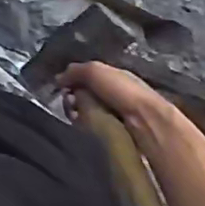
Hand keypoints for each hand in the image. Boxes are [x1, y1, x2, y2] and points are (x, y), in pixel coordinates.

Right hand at [57, 62, 192, 139]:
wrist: (146, 122)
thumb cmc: (122, 90)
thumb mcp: (95, 70)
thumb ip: (76, 71)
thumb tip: (58, 79)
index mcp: (113, 77)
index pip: (85, 78)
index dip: (73, 81)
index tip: (64, 88)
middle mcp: (114, 95)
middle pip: (84, 96)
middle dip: (74, 99)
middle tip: (70, 105)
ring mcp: (116, 116)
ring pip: (86, 114)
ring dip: (78, 115)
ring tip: (77, 118)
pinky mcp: (116, 135)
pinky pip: (93, 130)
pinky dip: (86, 128)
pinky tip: (84, 129)